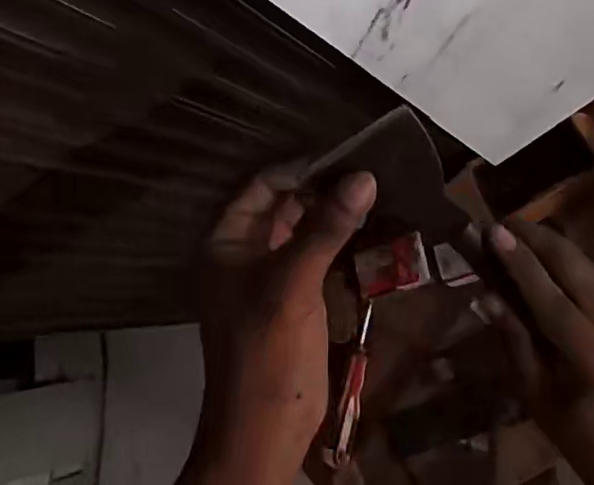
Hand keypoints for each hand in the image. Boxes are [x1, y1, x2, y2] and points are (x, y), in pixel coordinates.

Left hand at [177, 168, 376, 484]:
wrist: (265, 434)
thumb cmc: (266, 352)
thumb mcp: (294, 283)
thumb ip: (327, 228)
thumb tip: (363, 177)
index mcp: (226, 240)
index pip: (263, 185)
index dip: (300, 169)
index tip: (343, 158)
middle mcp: (242, 250)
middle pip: (281, 202)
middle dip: (318, 187)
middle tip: (362, 171)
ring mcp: (267, 273)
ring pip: (298, 225)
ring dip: (328, 210)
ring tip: (368, 190)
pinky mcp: (291, 294)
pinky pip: (311, 251)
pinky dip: (333, 236)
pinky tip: (362, 225)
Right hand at [481, 219, 593, 484]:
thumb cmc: (566, 419)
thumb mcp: (531, 388)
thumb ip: (512, 338)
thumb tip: (485, 294)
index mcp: (590, 355)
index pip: (551, 299)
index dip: (520, 262)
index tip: (493, 231)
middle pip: (570, 264)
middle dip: (532, 236)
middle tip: (496, 224)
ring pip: (577, 256)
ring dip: (543, 238)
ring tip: (510, 231)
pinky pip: (582, 262)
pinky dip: (555, 248)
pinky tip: (533, 246)